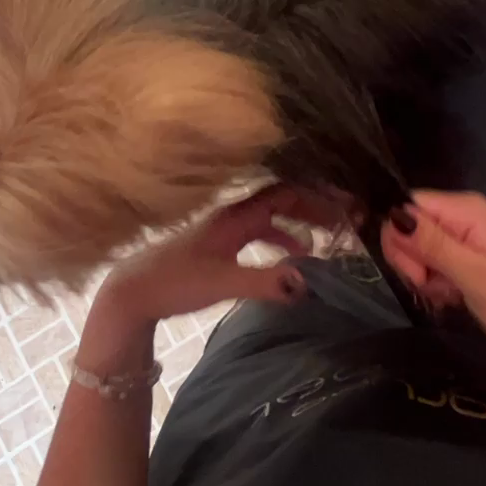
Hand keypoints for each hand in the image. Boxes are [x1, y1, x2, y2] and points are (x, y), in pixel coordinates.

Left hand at [95, 184, 333, 326]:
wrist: (134, 292)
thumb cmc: (176, 282)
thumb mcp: (223, 284)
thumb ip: (265, 282)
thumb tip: (310, 282)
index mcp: (236, 216)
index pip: (286, 193)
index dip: (318, 196)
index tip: (348, 205)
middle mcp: (234, 214)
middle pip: (283, 198)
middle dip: (317, 204)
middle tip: (351, 216)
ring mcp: (227, 227)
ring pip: (273, 214)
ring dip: (302, 220)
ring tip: (331, 235)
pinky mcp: (220, 243)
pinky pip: (262, 229)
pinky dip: (283, 236)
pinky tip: (296, 255)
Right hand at [381, 191, 485, 370]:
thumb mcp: (478, 279)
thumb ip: (433, 245)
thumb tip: (392, 212)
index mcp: (466, 210)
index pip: (406, 205)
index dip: (400, 238)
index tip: (416, 275)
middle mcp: (465, 215)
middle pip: (410, 224)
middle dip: (411, 260)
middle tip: (435, 290)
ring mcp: (471, 236)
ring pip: (421, 246)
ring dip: (425, 276)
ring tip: (451, 298)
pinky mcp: (475, 256)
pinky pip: (438, 261)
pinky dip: (439, 283)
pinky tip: (456, 300)